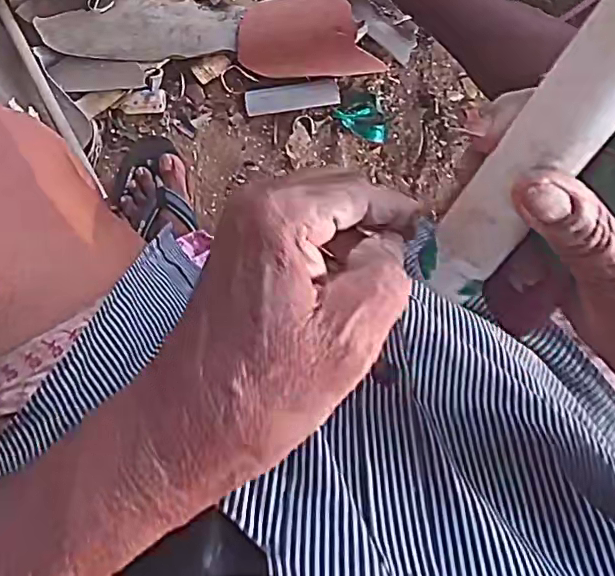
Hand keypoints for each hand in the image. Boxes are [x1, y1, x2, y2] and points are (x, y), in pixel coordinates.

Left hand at [137, 171, 419, 495]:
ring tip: (373, 275)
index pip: (360, 192)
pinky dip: (322, 241)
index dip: (399, 210)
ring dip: (349, 232)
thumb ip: (387, 272)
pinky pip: (295, 221)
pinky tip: (336, 281)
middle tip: (404, 256)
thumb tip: (389, 243)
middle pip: (338, 190)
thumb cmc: (265, 389)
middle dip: (373, 220)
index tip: (427, 228)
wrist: (187, 423)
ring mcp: (240, 216)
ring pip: (318, 204)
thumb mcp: (350, 336)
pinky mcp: (236, 238)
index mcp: (282, 214)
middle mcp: (256, 200)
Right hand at [508, 113, 614, 425]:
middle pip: (592, 106)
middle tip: (486, 154)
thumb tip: (538, 188)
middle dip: (528, 130)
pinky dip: (510, 185)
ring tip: (486, 204)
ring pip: (557, 128)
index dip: (584, 106)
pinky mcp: (597, 180)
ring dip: (510, 161)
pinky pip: (542, 160)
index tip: (525, 127)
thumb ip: (592, 241)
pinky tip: (499, 223)